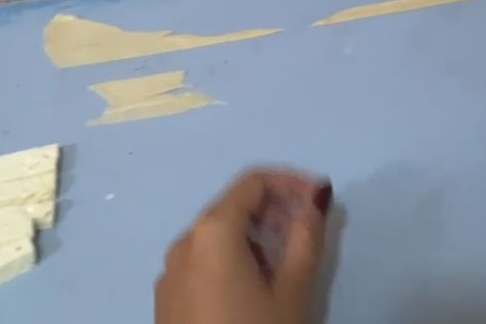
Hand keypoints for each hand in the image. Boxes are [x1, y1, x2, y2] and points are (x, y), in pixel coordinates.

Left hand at [155, 168, 331, 323]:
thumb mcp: (293, 291)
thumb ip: (307, 235)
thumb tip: (315, 196)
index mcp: (211, 230)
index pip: (254, 181)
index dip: (290, 182)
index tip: (318, 199)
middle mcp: (184, 242)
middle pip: (234, 207)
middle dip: (274, 212)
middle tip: (308, 234)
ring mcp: (170, 275)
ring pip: (218, 238)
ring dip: (255, 239)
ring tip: (287, 267)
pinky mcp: (166, 304)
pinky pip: (203, 265)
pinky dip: (232, 263)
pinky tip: (256, 293)